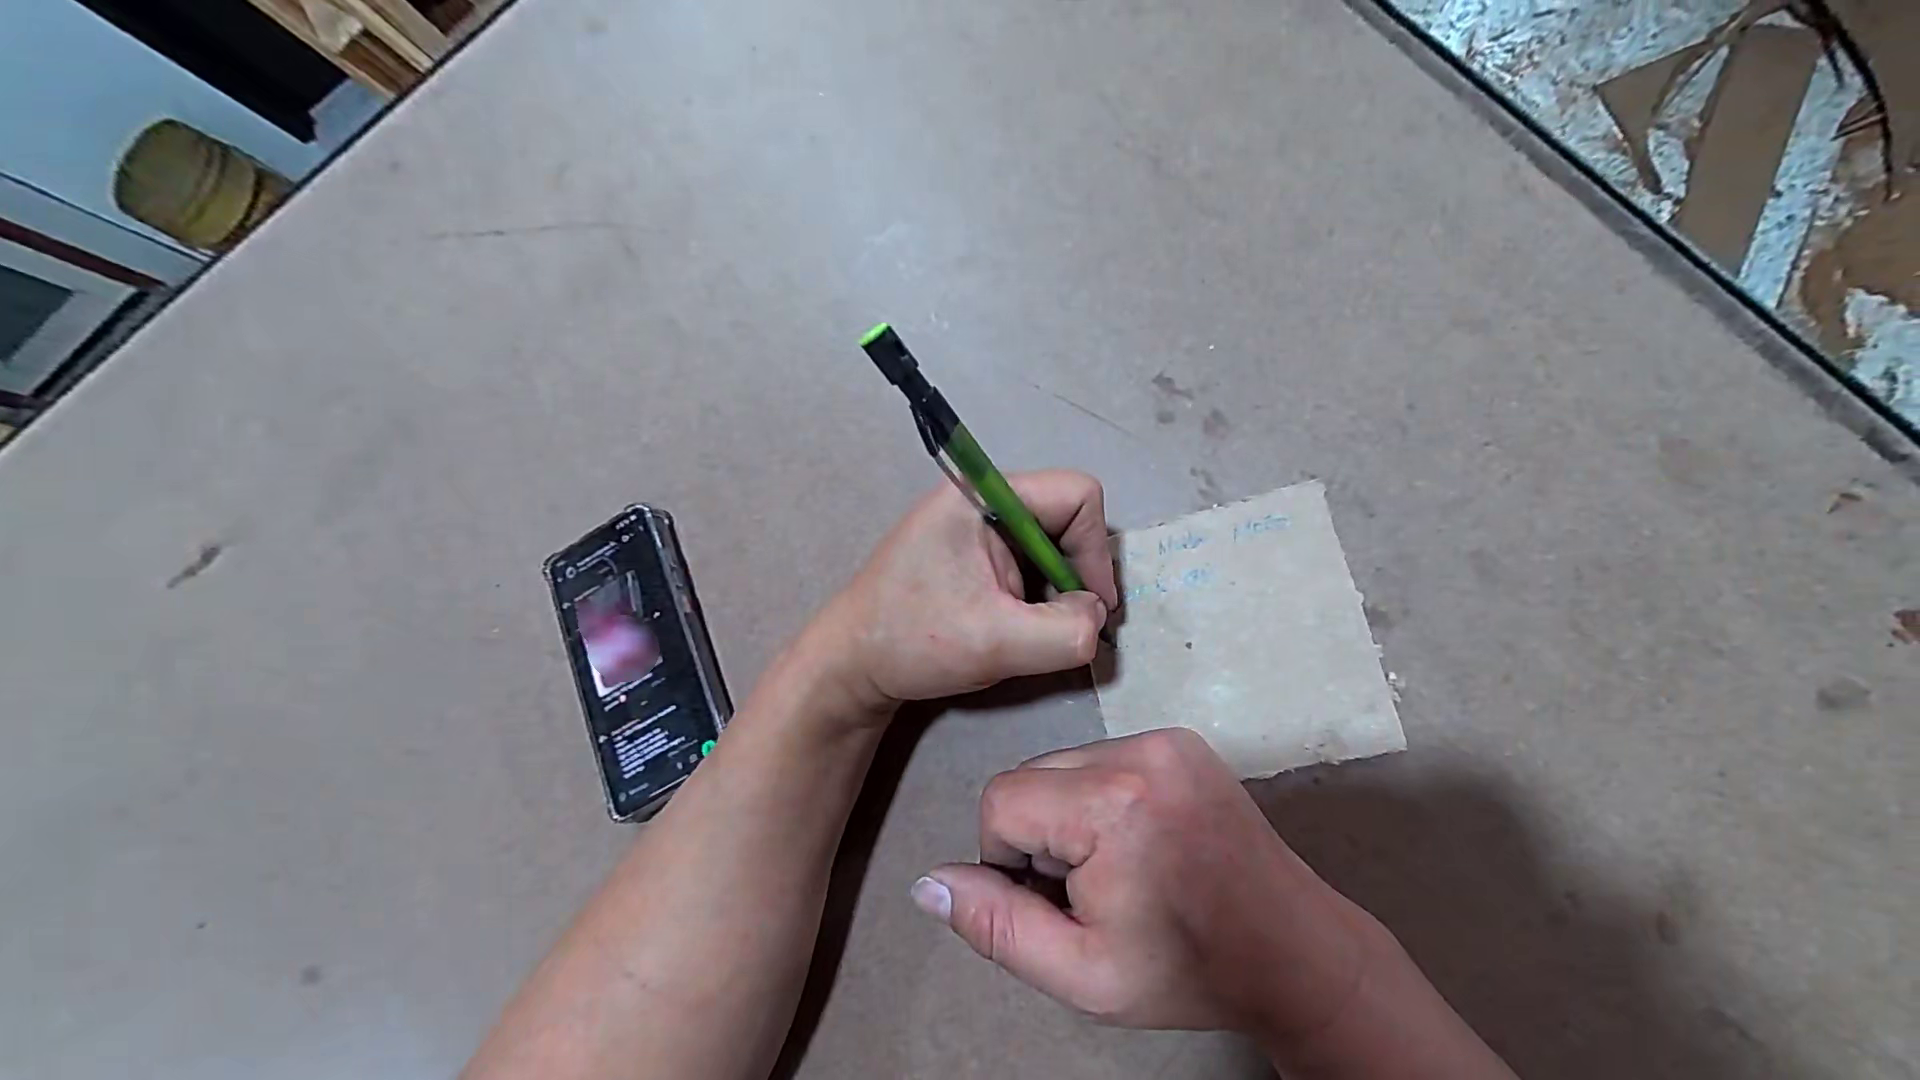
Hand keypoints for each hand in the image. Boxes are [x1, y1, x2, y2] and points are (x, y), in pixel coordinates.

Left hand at [817, 469, 1118, 708]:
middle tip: (1065, 625)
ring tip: (1032, 631)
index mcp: (980, 496)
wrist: (853, 663)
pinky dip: (1040, 597)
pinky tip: (1017, 626)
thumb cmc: (910, 643)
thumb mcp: (996, 644)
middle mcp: (982, 500)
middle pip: (1068, 519)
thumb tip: (1096, 615)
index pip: (1076, 495)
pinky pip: (1031, 563)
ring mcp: (977, 526)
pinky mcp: (975, 553)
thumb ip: (1066, 632)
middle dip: (1076, 575)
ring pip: (1053, 545)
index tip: (1088, 605)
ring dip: (1058, 591)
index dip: (1094, 551)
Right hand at [911, 729, 1377, 1041]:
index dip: (1010, 857)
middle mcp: (1140, 751)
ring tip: (1118, 863)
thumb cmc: (1187, 970)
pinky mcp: (1179, 739)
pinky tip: (1138, 837)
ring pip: (1062, 764)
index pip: (1002, 800)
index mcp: (1115, 805)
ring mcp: (1164, 739)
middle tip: (1091, 886)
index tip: (1057, 898)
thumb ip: (995, 926)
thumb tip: (926, 883)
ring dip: (1069, 813)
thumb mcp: (1080, 974)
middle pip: (1031, 775)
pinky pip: (1099, 756)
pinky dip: (1099, 795)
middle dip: (1041, 833)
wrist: (1293, 952)